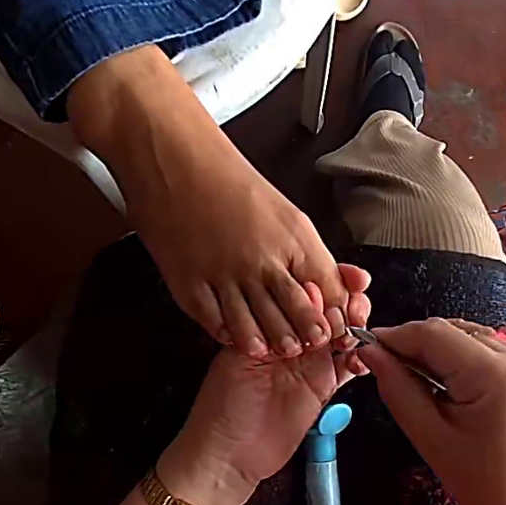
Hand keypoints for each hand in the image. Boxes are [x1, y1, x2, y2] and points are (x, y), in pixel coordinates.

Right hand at [66, 46, 347, 359]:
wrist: (172, 155)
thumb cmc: (223, 173)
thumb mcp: (280, 207)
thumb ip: (301, 247)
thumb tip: (320, 279)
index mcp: (292, 238)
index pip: (328, 290)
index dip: (334, 315)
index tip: (333, 326)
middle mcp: (262, 262)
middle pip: (296, 315)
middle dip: (305, 336)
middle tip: (305, 347)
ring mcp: (225, 277)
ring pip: (257, 327)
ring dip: (268, 342)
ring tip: (272, 349)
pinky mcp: (190, 284)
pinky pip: (216, 322)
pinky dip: (228, 333)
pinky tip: (234, 336)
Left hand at [162, 275, 371, 504]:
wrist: (229, 455)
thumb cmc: (222, 405)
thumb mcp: (241, 357)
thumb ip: (273, 327)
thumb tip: (304, 290)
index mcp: (268, 323)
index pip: (301, 292)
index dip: (326, 280)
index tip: (343, 274)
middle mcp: (291, 338)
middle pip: (328, 309)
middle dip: (346, 297)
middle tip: (355, 298)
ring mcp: (309, 362)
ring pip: (342, 333)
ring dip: (357, 323)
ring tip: (360, 322)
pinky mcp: (323, 387)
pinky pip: (348, 367)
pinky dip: (362, 359)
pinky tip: (366, 356)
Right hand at [355, 317, 505, 504]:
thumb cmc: (489, 490)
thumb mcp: (431, 439)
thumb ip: (396, 388)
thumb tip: (370, 353)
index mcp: (499, 378)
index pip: (434, 334)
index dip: (395, 336)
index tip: (368, 347)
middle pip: (454, 331)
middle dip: (416, 344)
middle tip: (388, 368)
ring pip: (472, 336)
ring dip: (440, 351)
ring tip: (421, 382)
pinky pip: (492, 350)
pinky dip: (465, 359)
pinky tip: (454, 386)